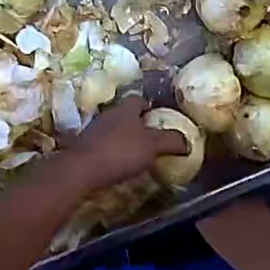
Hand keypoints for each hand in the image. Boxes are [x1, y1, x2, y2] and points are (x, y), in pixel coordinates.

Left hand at [54, 97, 186, 191]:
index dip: (150, 107)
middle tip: (151, 135)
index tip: (159, 116)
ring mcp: (94, 129)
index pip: (140, 100)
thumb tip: (187, 141)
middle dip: (137, 122)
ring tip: (136, 150)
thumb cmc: (121, 151)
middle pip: (126, 114)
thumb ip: (170, 141)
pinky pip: (103, 143)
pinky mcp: (85, 146)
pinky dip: (112, 149)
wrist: (82, 169)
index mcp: (126, 108)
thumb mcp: (152, 146)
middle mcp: (109, 113)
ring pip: (113, 128)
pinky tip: (118, 162)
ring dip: (123, 136)